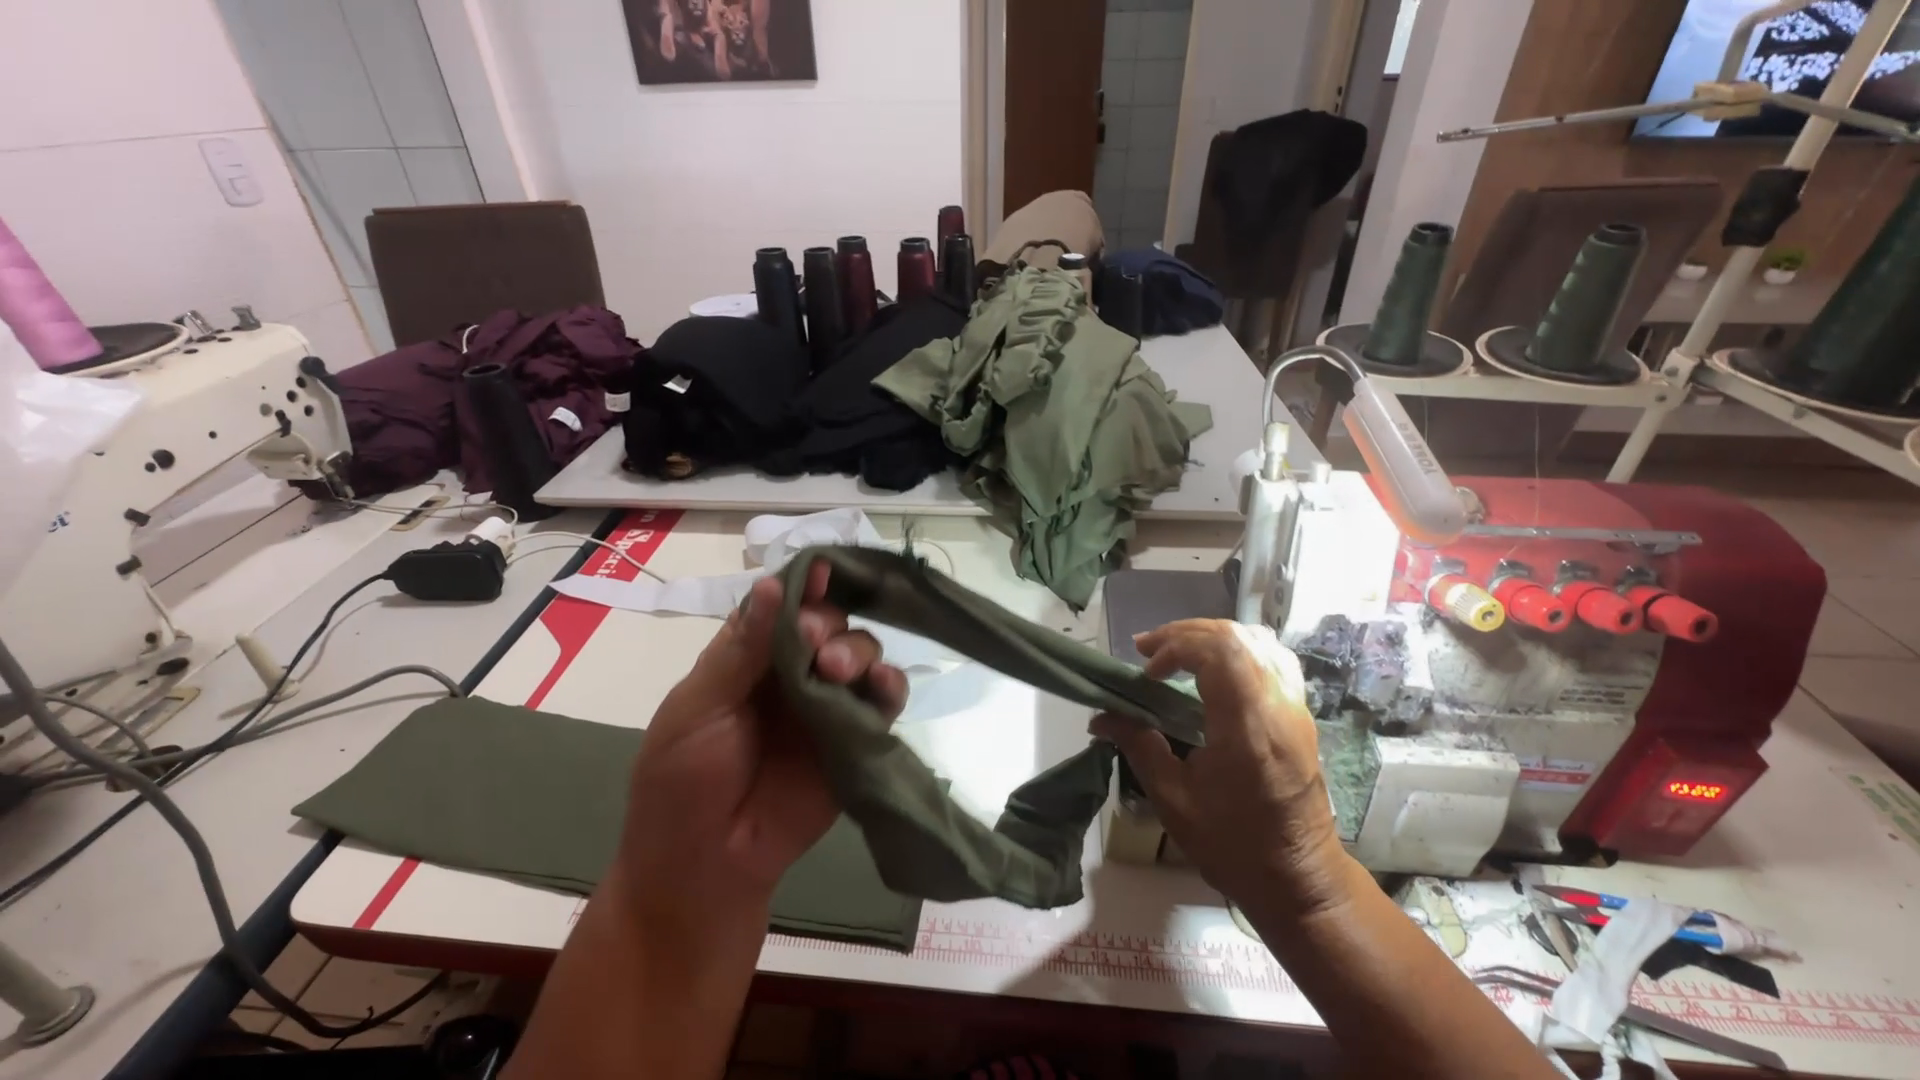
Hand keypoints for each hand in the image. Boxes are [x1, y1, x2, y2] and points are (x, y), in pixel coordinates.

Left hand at [616, 563, 907, 915]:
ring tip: (838, 670)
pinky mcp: (854, 743)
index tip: (820, 569)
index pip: (781, 607)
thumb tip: (773, 583)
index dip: (802, 584)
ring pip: (859, 656)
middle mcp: (791, 675)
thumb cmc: (680, 782)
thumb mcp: (697, 708)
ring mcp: (826, 708)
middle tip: (816, 645)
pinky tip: (882, 685)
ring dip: (858, 651)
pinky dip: (889, 687)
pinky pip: (881, 705)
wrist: (703, 867)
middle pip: (828, 624)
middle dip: (829, 623)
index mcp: (747, 659)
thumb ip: (740, 651)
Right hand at [1092, 620, 1350, 917]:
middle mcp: (1278, 706)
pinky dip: (1238, 650)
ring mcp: (1296, 708)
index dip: (1176, 646)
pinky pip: (1273, 659)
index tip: (1147, 671)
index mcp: (1247, 727)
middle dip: (1187, 634)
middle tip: (1149, 652)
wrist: (1298, 877)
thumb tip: (1101, 717)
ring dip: (1213, 637)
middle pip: (1237, 637)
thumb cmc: (1232, 844)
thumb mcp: (1173, 799)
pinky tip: (1215, 669)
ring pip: (1259, 641)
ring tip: (1178, 654)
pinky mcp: (1301, 715)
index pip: (1219, 651)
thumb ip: (1138, 746)